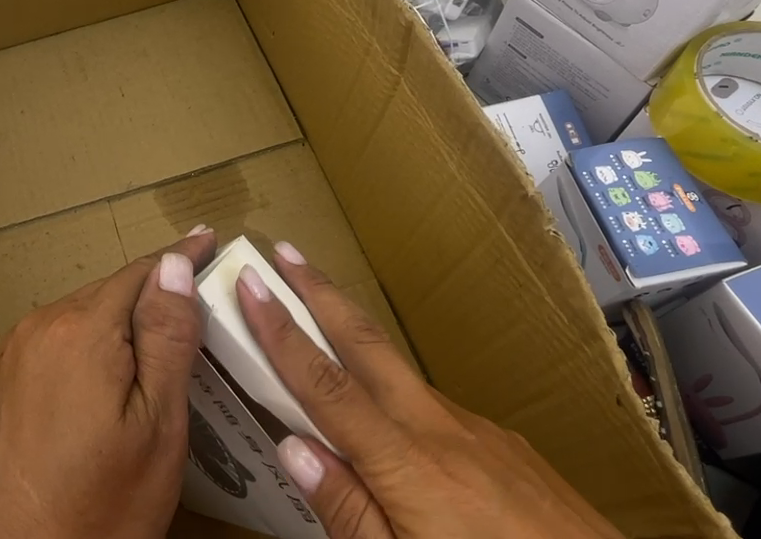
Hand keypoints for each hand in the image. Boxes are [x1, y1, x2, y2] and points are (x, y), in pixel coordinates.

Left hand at [0, 226, 218, 538]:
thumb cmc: (106, 501)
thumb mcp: (157, 423)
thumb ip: (166, 337)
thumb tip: (174, 265)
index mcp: (82, 329)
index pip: (141, 272)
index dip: (180, 256)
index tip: (210, 239)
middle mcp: (44, 323)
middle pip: (113, 289)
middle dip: (154, 292)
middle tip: (199, 301)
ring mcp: (21, 346)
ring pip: (88, 309)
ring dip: (124, 316)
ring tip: (163, 337)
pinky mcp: (9, 371)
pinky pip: (63, 332)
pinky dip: (95, 336)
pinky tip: (115, 365)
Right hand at [238, 242, 623, 538]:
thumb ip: (351, 514)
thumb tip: (291, 443)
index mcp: (408, 465)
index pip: (326, 383)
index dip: (281, 331)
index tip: (250, 283)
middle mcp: (440, 430)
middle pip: (366, 343)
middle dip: (319, 292)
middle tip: (284, 249)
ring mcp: (480, 433)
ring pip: (401, 373)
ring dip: (354, 335)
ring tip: (321, 319)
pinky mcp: (510, 448)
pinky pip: (438, 408)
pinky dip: (400, 392)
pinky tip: (399, 419)